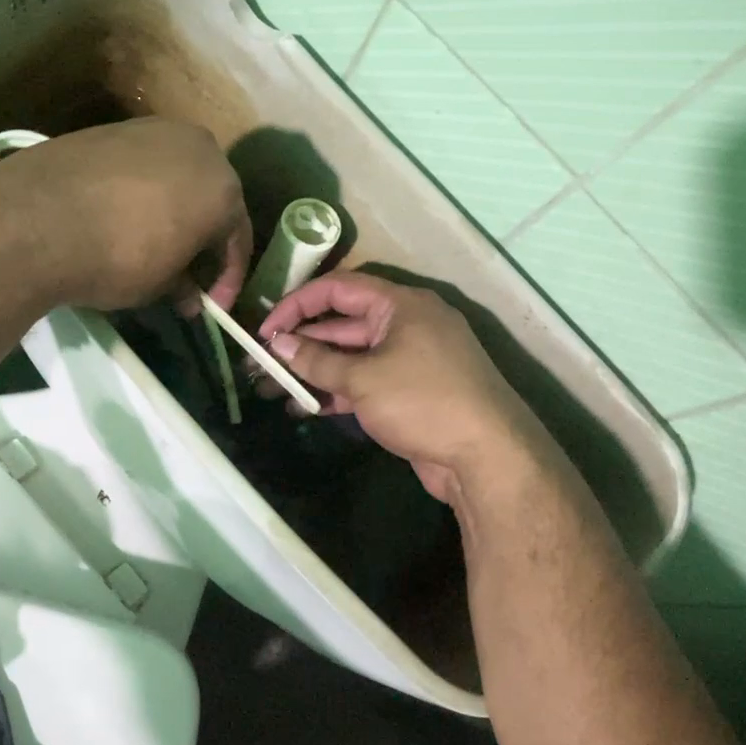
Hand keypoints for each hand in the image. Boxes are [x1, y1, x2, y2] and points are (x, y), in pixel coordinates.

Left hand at [0, 118, 251, 310]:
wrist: (37, 220)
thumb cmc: (116, 259)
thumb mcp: (158, 287)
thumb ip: (182, 287)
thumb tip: (188, 297)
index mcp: (222, 187)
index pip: (238, 238)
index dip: (228, 278)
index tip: (212, 306)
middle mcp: (198, 147)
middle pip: (210, 198)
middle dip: (202, 238)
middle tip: (186, 273)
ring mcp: (152, 130)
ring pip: (176, 176)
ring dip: (172, 211)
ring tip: (154, 245)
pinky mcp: (111, 128)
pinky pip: (140, 166)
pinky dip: (141, 192)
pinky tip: (121, 217)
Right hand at [259, 271, 544, 503]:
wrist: (485, 456)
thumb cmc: (423, 402)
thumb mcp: (363, 379)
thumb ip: (317, 361)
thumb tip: (278, 345)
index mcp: (401, 305)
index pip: (338, 288)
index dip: (297, 305)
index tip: (265, 330)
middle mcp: (406, 325)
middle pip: (342, 323)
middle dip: (300, 343)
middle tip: (260, 362)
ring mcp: (409, 360)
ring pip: (350, 356)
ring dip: (313, 370)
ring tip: (271, 388)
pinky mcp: (409, 392)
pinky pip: (364, 382)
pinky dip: (336, 391)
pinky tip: (304, 407)